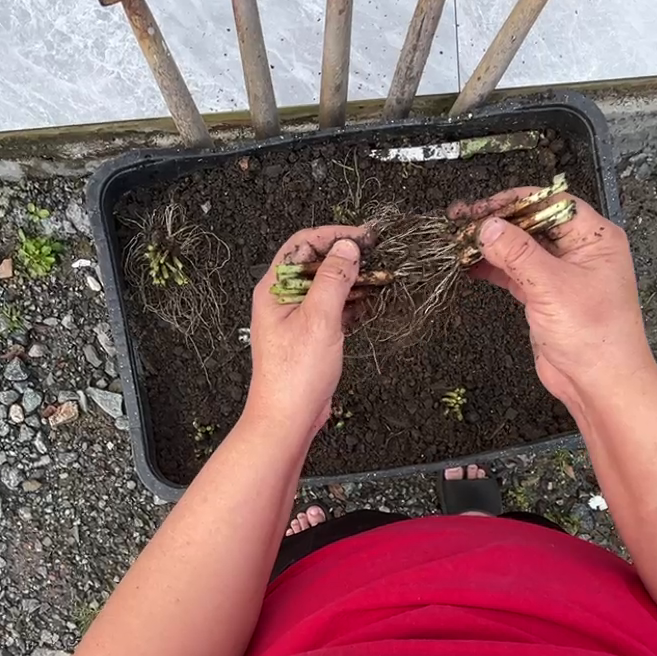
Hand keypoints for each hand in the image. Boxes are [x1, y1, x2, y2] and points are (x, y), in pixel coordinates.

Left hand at [246, 226, 362, 437]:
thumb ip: (334, 279)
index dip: (335, 235)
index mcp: (274, 288)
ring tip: (382, 278)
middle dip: (348, 258)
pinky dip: (351, 305)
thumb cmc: (294, 376)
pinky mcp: (309, 337)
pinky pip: (332, 310)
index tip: (366, 236)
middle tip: (379, 256)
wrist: (287, 419)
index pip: (303, 244)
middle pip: (316, 264)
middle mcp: (282, 299)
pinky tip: (372, 303)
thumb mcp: (319, 319)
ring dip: (353, 282)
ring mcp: (296, 319)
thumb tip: (348, 248)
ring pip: (327, 288)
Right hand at [453, 190, 652, 409]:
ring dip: (491, 247)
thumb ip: (518, 254)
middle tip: (461, 223)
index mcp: (594, 238)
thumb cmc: (592, 335)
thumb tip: (487, 226)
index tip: (480, 209)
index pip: (550, 204)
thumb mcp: (552, 287)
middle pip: (532, 225)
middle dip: (497, 224)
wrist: (599, 382)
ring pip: (521, 250)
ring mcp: (561, 275)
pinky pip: (516, 274)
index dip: (514, 203)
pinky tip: (470, 266)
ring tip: (459, 244)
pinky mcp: (545, 298)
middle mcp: (579, 251)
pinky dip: (494, 269)